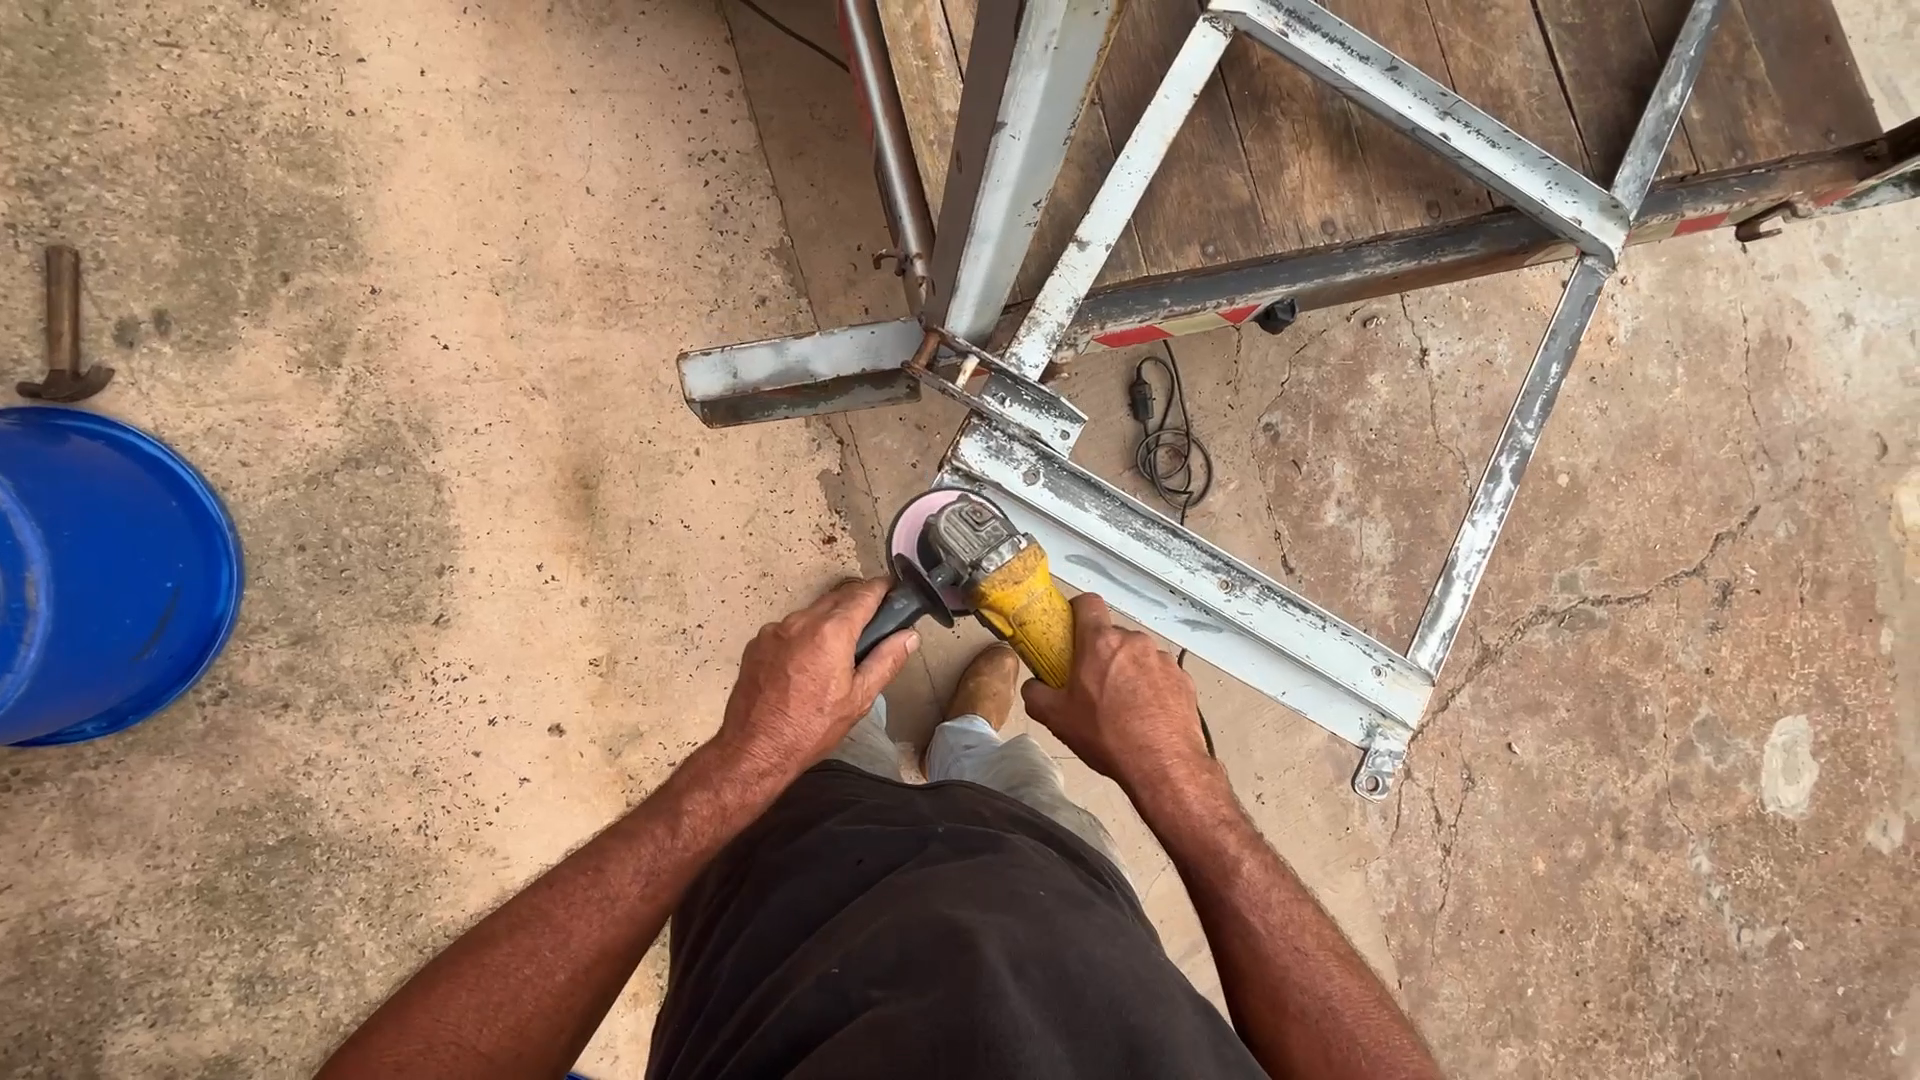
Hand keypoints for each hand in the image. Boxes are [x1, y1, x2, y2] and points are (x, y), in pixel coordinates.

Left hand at [716, 577, 918, 774]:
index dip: (881, 588)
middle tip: (873, 622)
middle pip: (837, 598)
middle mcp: (800, 622)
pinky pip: (789, 629)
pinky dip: (803, 636)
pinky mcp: (758, 643)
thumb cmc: (808, 729)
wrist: (755, 749)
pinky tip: (807, 663)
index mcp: (830, 633)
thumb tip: (908, 637)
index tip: (891, 588)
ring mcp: (775, 631)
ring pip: (811, 613)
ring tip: (838, 651)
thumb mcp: (859, 698)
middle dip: (857, 604)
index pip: (863, 594)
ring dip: (828, 621)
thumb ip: (887, 661)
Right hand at [1021, 593, 1209, 793]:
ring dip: (1127, 671)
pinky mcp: (1183, 680)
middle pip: (1112, 635)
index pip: (1087, 603)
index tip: (1071, 631)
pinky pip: (1160, 674)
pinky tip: (1146, 715)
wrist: (1163, 766)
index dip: (1077, 611)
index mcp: (1100, 643)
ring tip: (1122, 706)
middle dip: (1101, 653)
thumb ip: (1035, 694)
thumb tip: (1033, 687)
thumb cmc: (1107, 737)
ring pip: (1137, 655)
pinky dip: (1151, 687)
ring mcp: (1162, 660)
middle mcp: (1134, 642)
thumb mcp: (1056, 718)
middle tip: (1092, 684)